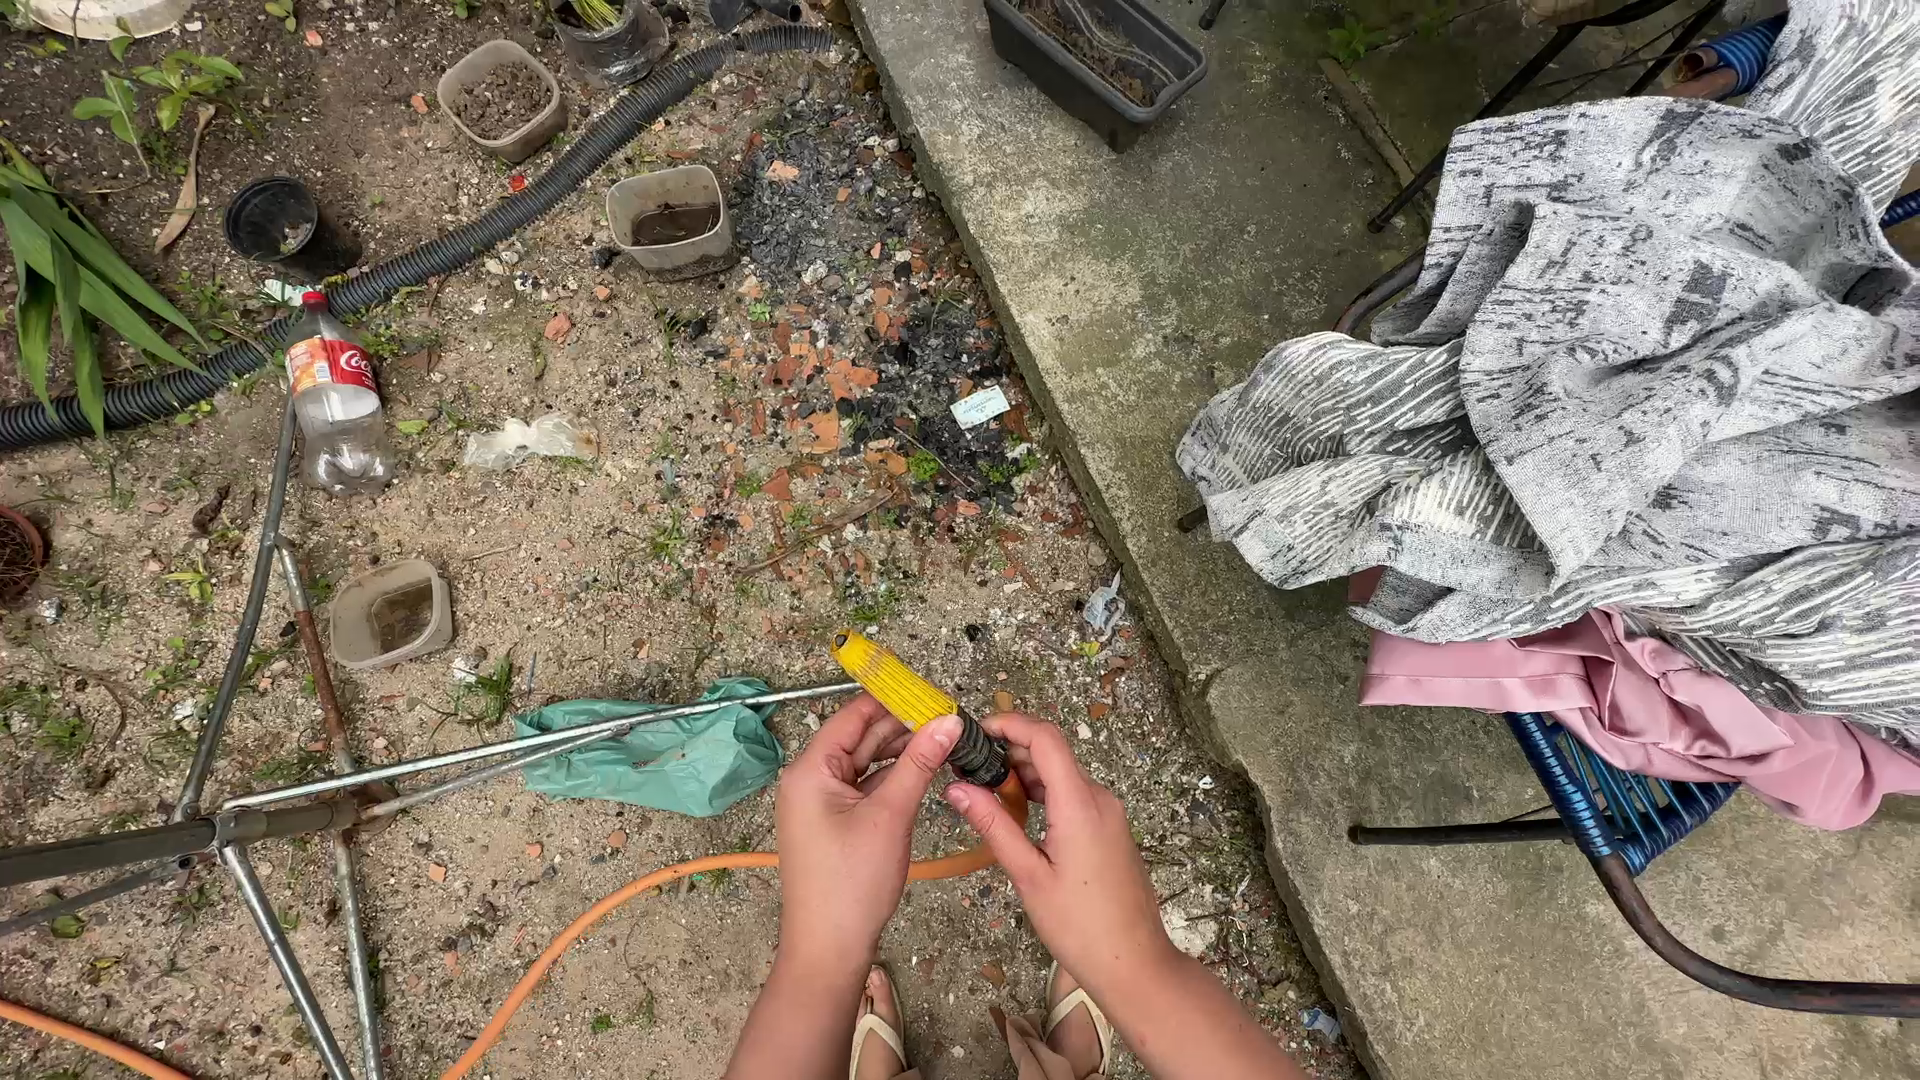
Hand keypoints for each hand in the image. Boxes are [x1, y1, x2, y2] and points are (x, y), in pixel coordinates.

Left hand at [773, 694, 960, 968]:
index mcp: (811, 768)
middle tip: (948, 716)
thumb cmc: (851, 882)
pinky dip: (894, 776)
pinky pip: (867, 784)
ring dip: (902, 750)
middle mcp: (811, 777)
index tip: (933, 691)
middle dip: (903, 725)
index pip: (853, 714)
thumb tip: (949, 720)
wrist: (829, 952)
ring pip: (867, 760)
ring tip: (944, 738)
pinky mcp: (836, 820)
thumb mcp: (889, 815)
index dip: (892, 699)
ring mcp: (823, 800)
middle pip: (861, 736)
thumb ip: (919, 762)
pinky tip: (925, 768)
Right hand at [943, 713, 1176, 993]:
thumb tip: (957, 788)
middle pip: (1052, 751)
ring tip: (986, 789)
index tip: (975, 731)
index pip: (1045, 737)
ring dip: (1025, 772)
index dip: (1010, 723)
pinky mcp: (1109, 826)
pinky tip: (1018, 811)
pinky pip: (1073, 793)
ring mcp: (1108, 811)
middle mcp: (1098, 797)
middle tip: (970, 766)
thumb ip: (994, 825)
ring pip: (1062, 772)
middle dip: (1010, 748)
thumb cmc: (1079, 926)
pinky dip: (1043, 791)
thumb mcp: (1028, 876)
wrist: (1137, 966)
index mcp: (1079, 803)